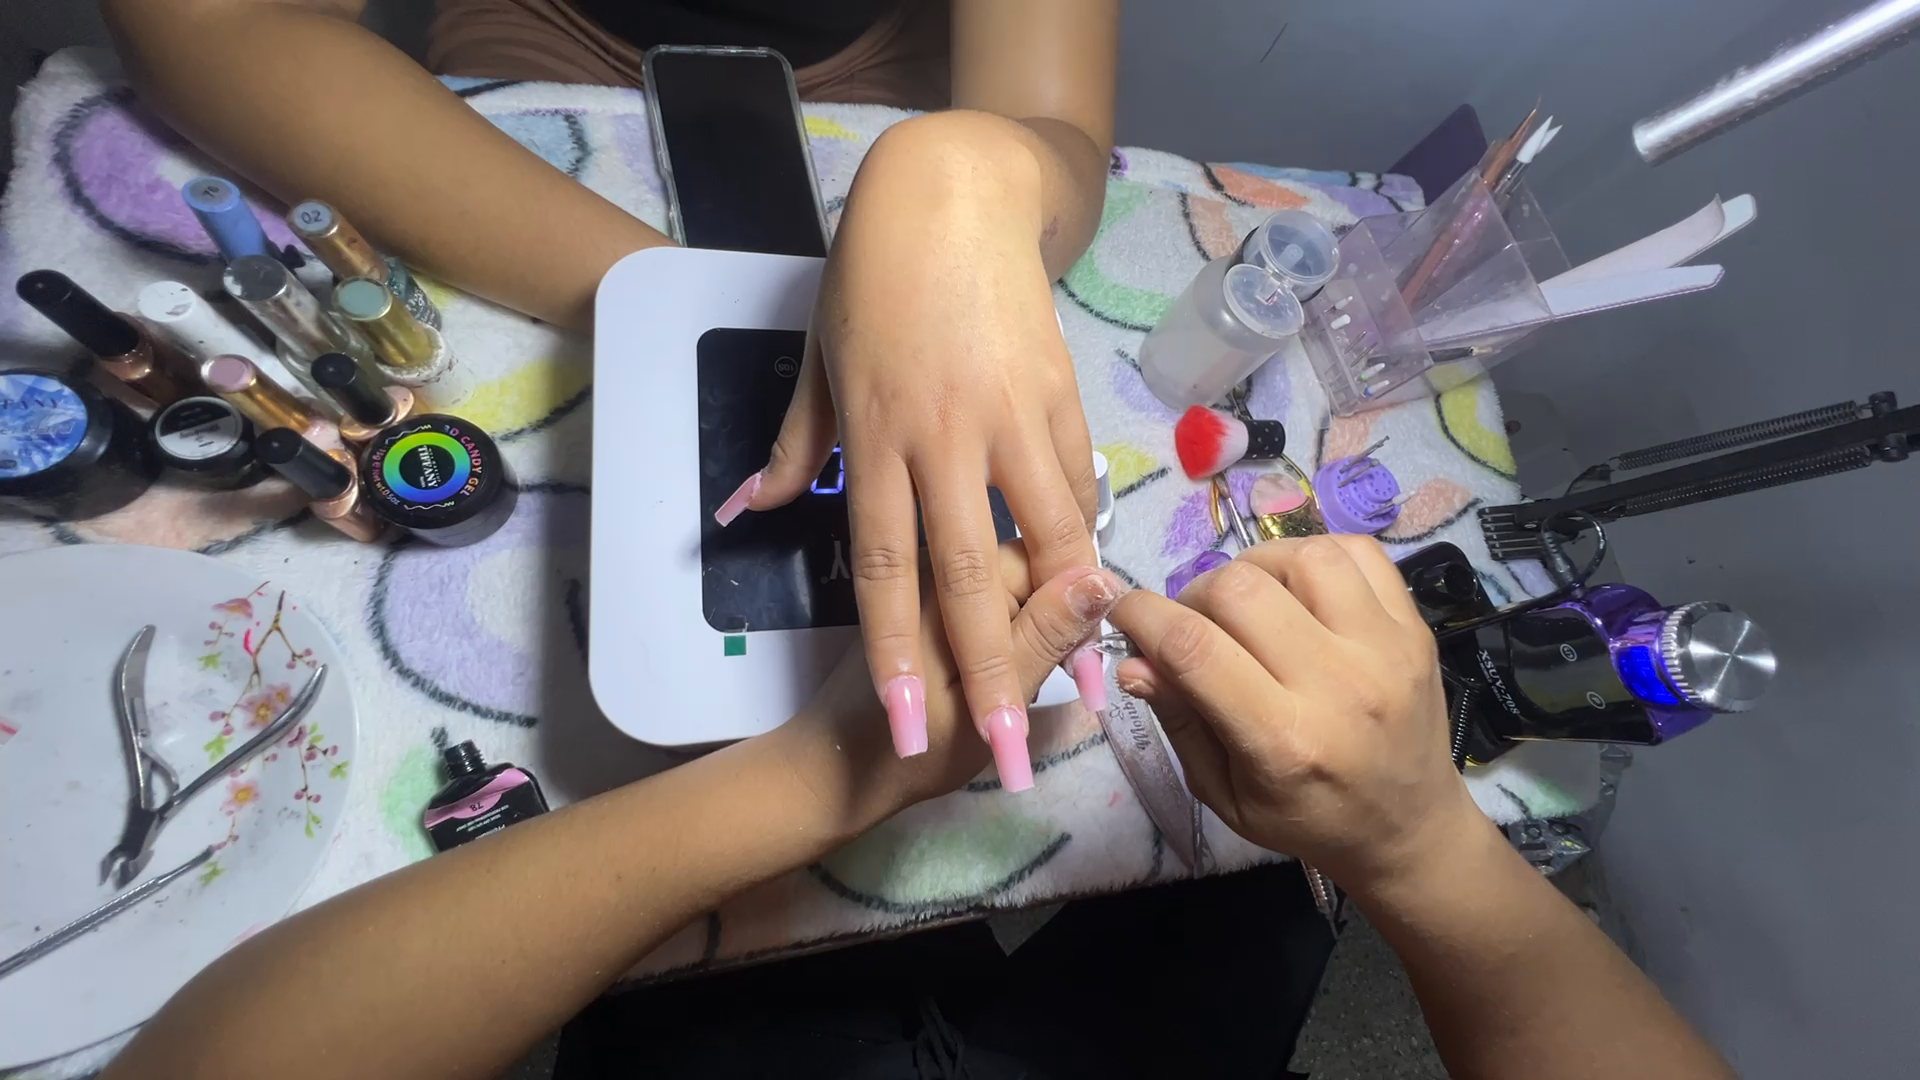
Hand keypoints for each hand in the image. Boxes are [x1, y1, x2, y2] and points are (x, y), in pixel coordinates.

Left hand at [716, 113, 1098, 778]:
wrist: (951, 196)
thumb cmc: (872, 282)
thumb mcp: (819, 361)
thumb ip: (791, 447)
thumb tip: (746, 513)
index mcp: (877, 439)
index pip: (886, 568)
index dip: (898, 655)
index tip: (908, 728)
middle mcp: (946, 440)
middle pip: (968, 573)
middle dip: (990, 670)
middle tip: (1007, 750)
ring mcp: (1012, 418)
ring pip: (1047, 534)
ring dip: (1069, 616)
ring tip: (1095, 686)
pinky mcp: (1062, 395)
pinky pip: (1074, 481)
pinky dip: (1083, 536)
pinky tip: (1098, 586)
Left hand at [784, 548, 1123, 824]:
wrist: (836, 769)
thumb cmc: (912, 751)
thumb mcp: (989, 703)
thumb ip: (1043, 637)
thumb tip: (1105, 578)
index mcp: (953, 576)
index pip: (1046, 557)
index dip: (1076, 611)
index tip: (1082, 668)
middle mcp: (944, 559)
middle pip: (1034, 566)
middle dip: (1059, 621)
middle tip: (1057, 683)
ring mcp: (938, 578)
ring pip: (1018, 585)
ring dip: (1039, 630)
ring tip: (1037, 684)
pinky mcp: (934, 600)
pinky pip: (993, 600)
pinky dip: (1014, 635)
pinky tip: (1014, 671)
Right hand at [1106, 535, 1484, 895]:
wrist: (1410, 829)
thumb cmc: (1304, 817)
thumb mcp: (1221, 789)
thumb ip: (1177, 718)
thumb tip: (1132, 661)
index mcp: (1282, 741)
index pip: (1193, 647)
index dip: (1143, 615)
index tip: (1124, 612)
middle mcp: (1339, 686)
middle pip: (1238, 591)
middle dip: (1193, 596)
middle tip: (1193, 623)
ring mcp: (1387, 649)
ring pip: (1299, 557)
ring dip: (1252, 568)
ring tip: (1246, 600)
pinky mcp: (1415, 628)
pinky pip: (1357, 552)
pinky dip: (1310, 555)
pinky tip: (1295, 587)